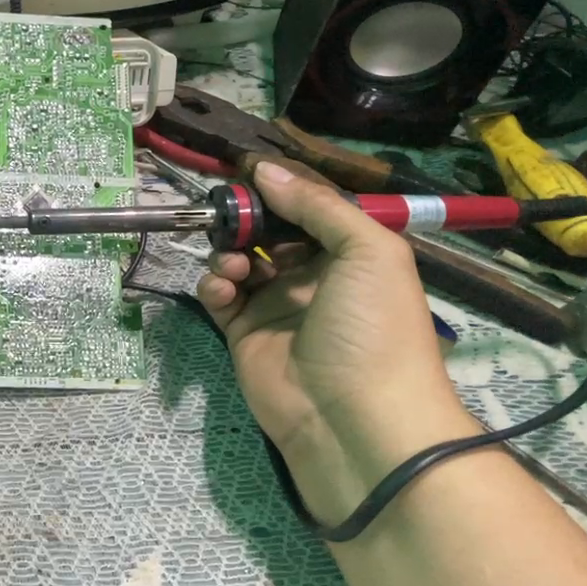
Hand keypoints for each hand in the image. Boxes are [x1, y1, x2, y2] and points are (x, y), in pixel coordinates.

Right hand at [197, 162, 477, 519]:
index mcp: (351, 256)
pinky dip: (213, 283)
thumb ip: (317, 206)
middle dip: (248, 219)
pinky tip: (222, 286)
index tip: (250, 174)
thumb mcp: (367, 252)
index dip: (282, 192)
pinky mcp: (242, 331)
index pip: (310, 211)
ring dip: (230, 251)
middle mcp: (312, 276)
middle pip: (268, 232)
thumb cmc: (373, 326)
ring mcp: (275, 304)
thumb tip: (264, 169)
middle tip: (231, 215)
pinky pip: (219, 294)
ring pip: (239, 259)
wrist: (352, 416)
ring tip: (234, 264)